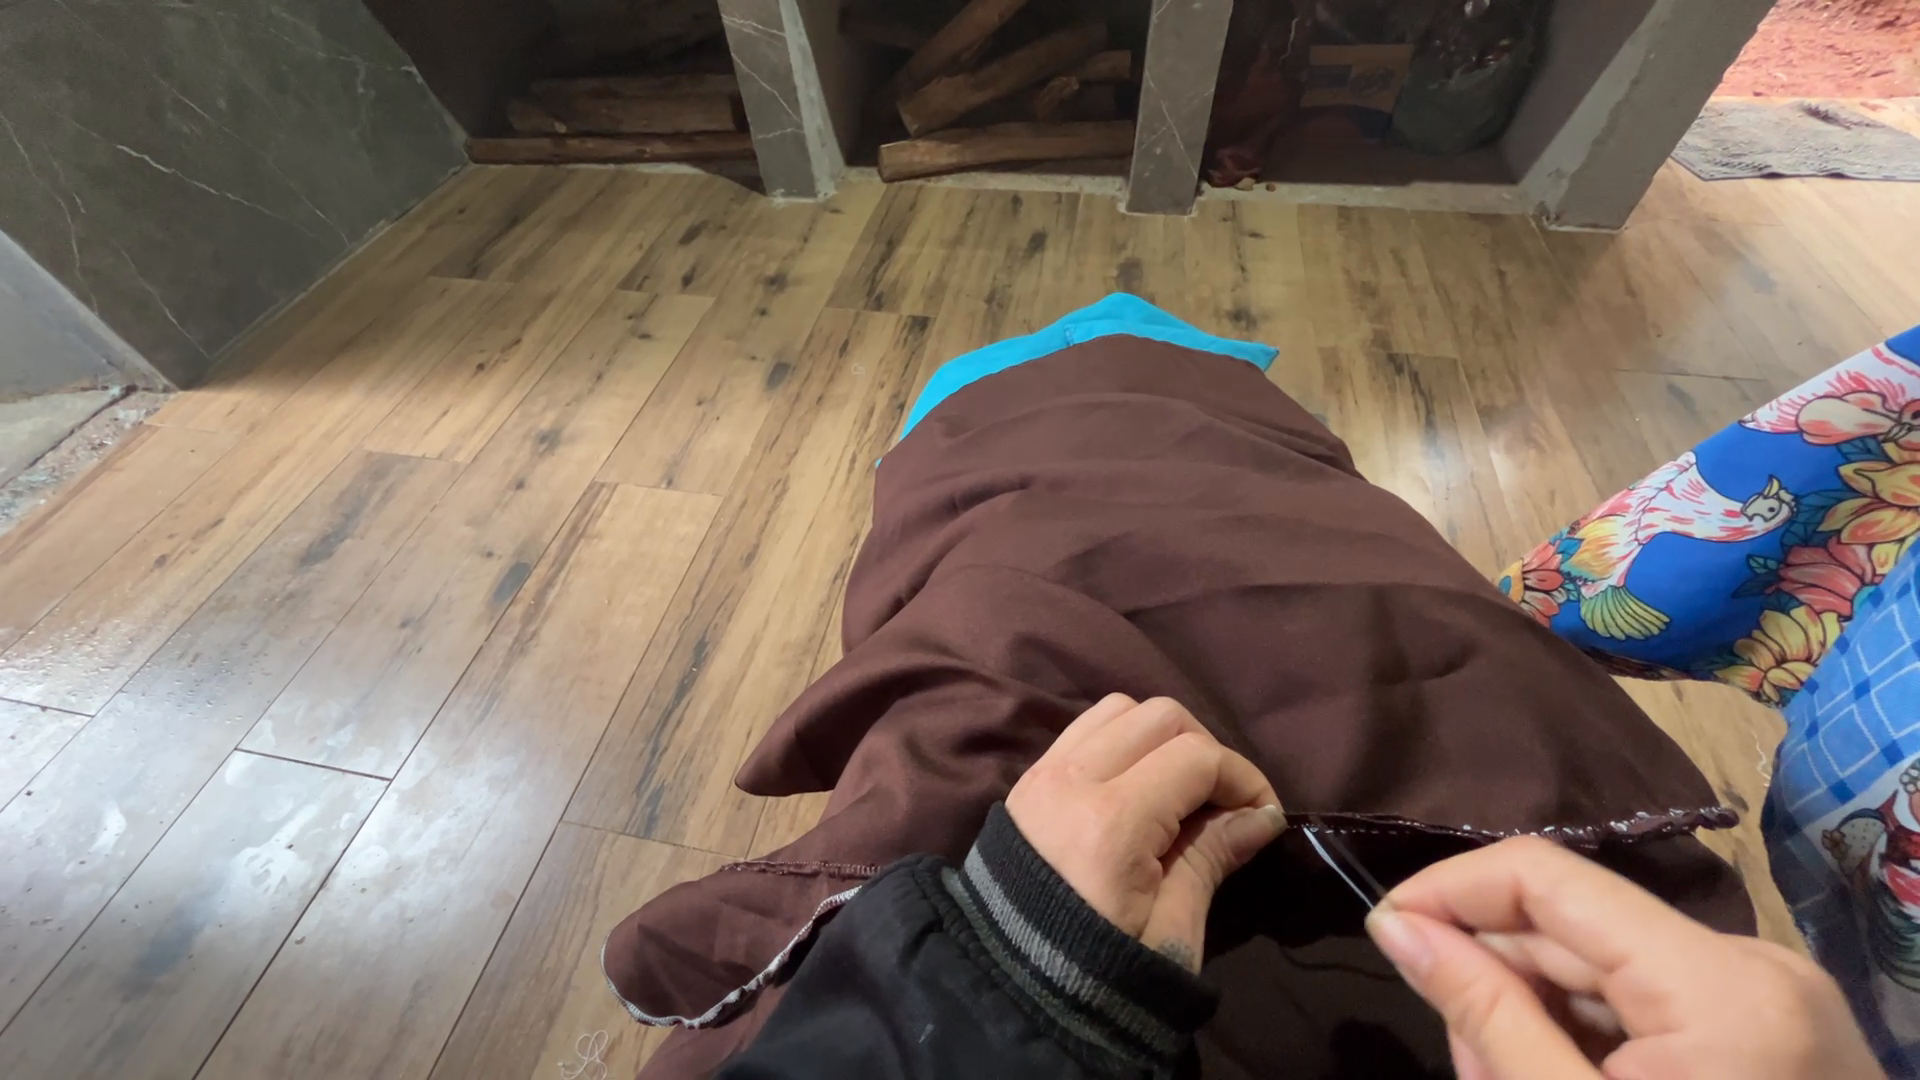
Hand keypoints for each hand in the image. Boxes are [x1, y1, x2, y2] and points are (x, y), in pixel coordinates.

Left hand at [1006, 694, 1286, 970]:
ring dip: (1159, 735)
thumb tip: (1262, 815)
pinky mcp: (1029, 777)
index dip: (1243, 777)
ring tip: (1179, 786)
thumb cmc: (1098, 973)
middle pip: (1159, 715)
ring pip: (1118, 709)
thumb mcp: (1172, 932)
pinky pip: (1085, 728)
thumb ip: (1212, 857)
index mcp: (1111, 821)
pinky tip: (1137, 782)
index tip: (1263, 814)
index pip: (1195, 756)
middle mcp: (1073, 778)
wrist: (1008, 986)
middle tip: (1223, 800)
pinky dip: (1121, 738)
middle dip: (1205, 748)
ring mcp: (1044, 771)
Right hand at [1365, 835, 1883, 1079]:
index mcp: (1718, 985)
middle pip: (1560, 922)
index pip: (1540, 874)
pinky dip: (1575, 1033)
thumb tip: (1391, 924)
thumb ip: (1481, 1010)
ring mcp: (1763, 999)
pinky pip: (1630, 997)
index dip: (1447, 888)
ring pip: (1586, 961)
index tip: (1388, 933)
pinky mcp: (1763, 1030)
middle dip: (1490, 977)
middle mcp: (1747, 965)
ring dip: (1525, 1011)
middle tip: (1467, 1062)